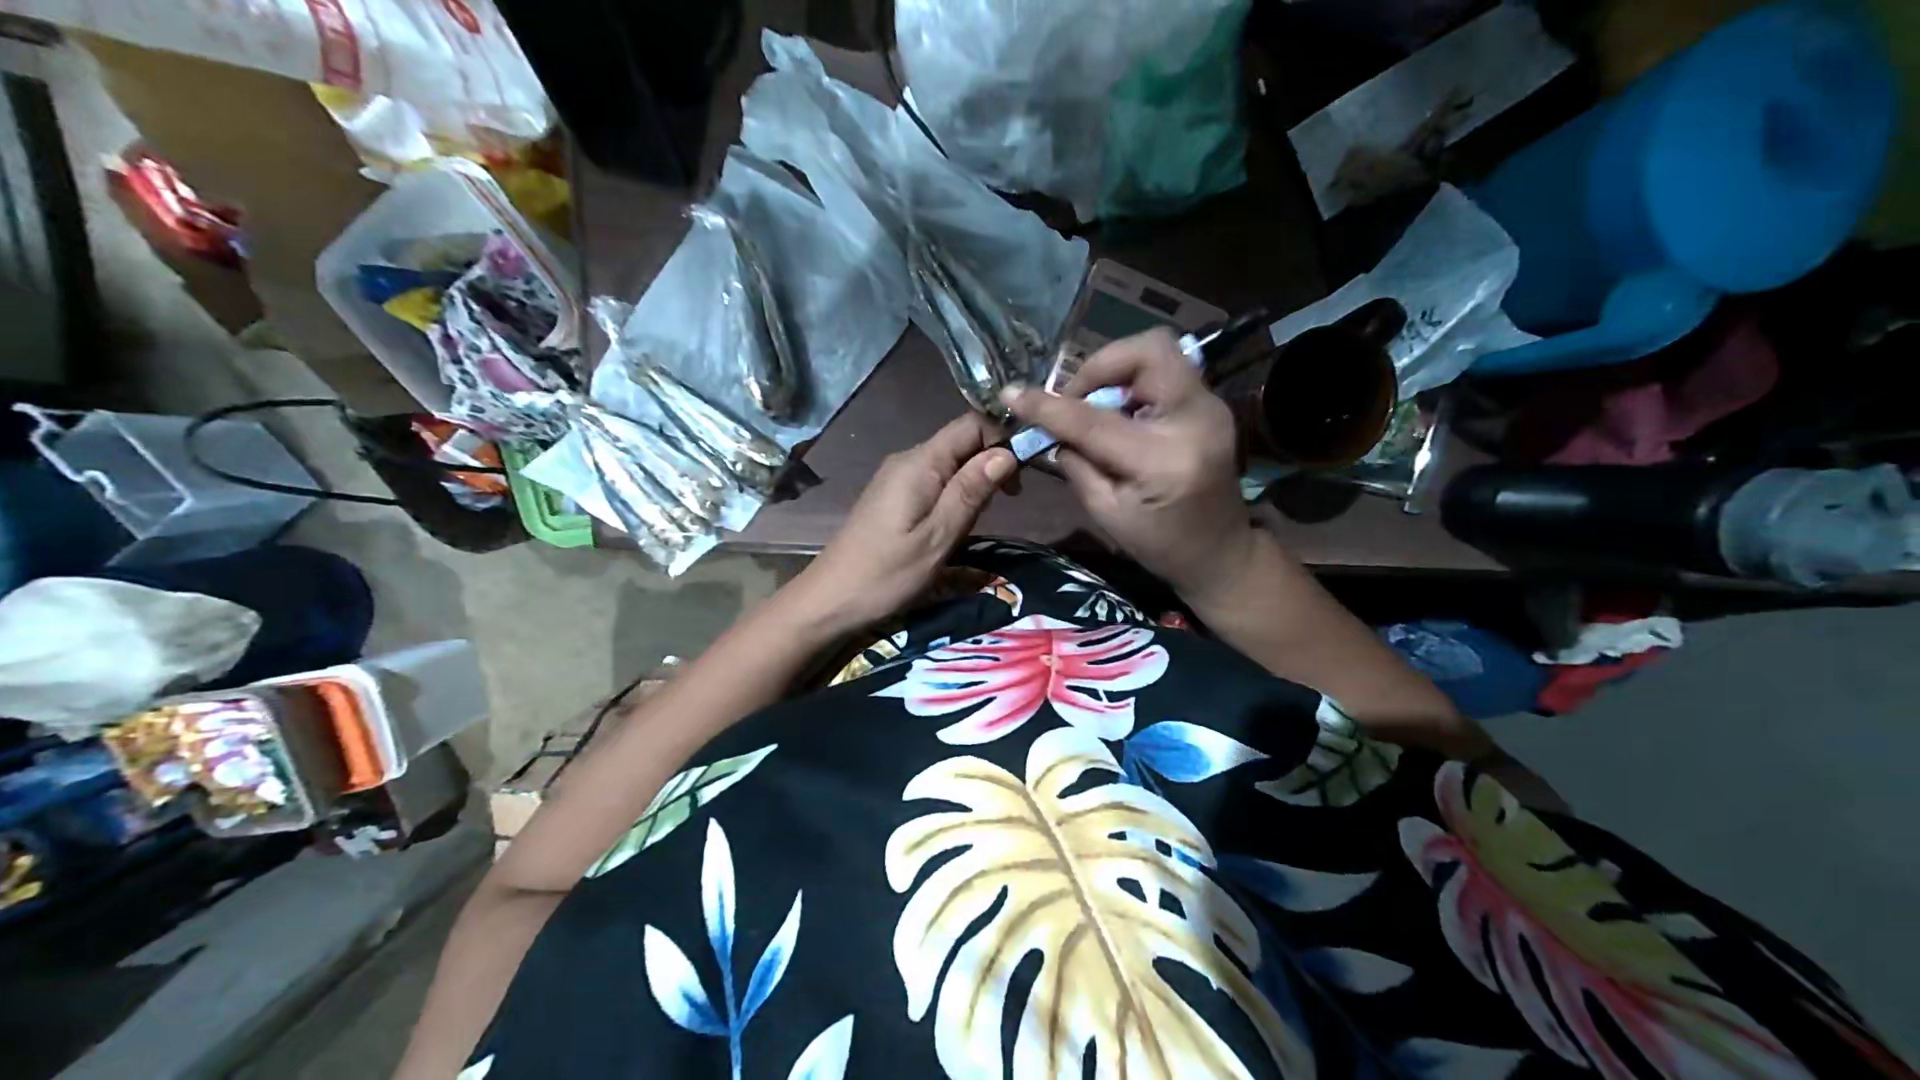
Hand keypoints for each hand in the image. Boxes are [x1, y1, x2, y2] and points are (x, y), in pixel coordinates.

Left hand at [785, 412, 1014, 632]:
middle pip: (961, 442)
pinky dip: (955, 494)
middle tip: (1008, 502)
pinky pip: (934, 480)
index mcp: (921, 462)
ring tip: (983, 518)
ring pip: (950, 463)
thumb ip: (971, 492)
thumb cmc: (888, 573)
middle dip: (991, 463)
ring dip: (974, 482)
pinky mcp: (893, 496)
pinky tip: (957, 523)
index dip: (1003, 439)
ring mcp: (897, 477)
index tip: (1024, 474)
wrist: (831, 599)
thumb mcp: (939, 536)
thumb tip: (1007, 453)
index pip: (971, 424)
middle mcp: (908, 459)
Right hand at [1004, 328, 1256, 603]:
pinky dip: (1134, 383)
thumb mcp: (1106, 513)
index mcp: (1164, 461)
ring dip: (1117, 372)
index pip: (1095, 420)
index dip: (1048, 406)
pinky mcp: (1211, 404)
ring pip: (1160, 352)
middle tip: (1077, 397)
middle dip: (1100, 364)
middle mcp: (1195, 421)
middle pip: (1150, 350)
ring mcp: (1211, 407)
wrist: (1221, 552)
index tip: (1012, 395)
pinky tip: (1122, 414)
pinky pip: (1167, 372)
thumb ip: (1076, 463)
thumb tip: (1051, 426)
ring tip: (1097, 406)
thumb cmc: (1159, 544)